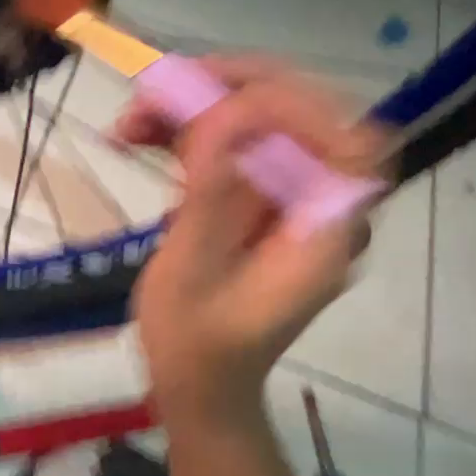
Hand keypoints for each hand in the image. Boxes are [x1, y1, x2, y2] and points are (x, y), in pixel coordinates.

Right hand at [114, 58, 388, 422]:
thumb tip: (226, 118)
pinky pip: (236, 148)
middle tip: (158, 89)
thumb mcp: (191, 275)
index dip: (289, 101)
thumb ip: (212, 198)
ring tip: (130, 119)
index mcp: (324, 230)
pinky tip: (141, 135)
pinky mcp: (259, 201)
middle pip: (303, 117)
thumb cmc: (195, 346)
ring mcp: (292, 201)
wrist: (201, 386)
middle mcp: (322, 206)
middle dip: (231, 89)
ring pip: (263, 124)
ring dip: (198, 107)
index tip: (209, 96)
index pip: (344, 138)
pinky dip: (189, 132)